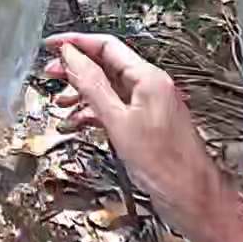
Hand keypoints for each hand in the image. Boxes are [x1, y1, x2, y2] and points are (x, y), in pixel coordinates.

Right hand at [43, 33, 242, 241]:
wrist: (192, 198)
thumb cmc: (163, 164)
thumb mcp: (117, 121)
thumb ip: (92, 85)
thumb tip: (71, 56)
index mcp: (148, 78)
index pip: (106, 46)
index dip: (76, 43)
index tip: (52, 45)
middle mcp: (150, 86)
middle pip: (106, 64)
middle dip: (76, 68)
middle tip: (50, 72)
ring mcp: (149, 104)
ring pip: (109, 87)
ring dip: (82, 91)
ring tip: (60, 99)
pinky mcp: (146, 122)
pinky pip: (116, 107)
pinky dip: (95, 110)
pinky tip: (78, 120)